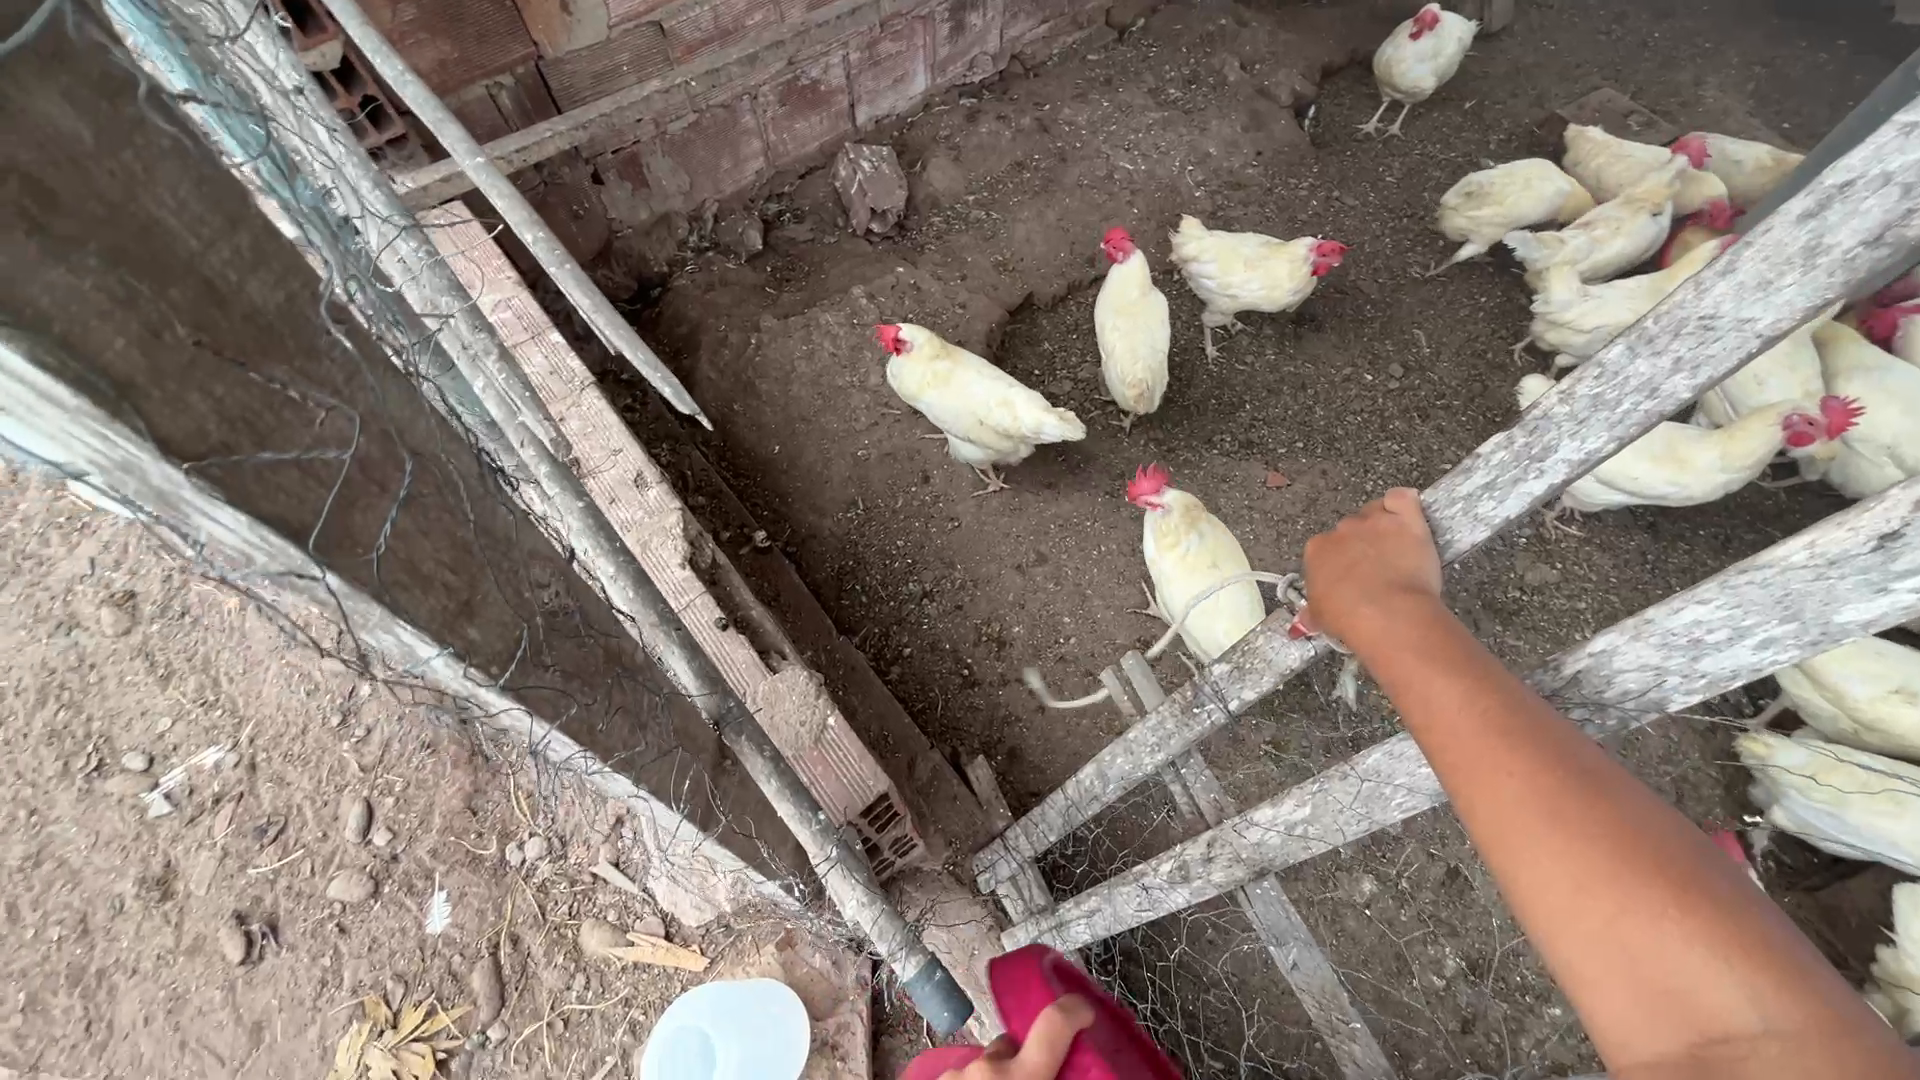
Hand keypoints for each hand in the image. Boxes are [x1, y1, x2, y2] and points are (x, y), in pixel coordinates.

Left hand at [939, 997, 1095, 1078]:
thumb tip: (1066, 1066)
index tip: (1084, 1009)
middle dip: (1019, 1061)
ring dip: (992, 1079)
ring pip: (981, 1066)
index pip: (1054, 1025)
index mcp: (1023, 1079)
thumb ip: (1061, 1077)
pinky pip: (960, 1079)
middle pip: (1008, 1047)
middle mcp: (986, 1070)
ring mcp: (954, 1076)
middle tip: (1031, 1078)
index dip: (1072, 1010)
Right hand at [1296, 488, 1442, 649]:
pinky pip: (1401, 497)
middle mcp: (1342, 531)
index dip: (1338, 561)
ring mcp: (1374, 523)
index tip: (1348, 575)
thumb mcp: (1321, 617)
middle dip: (1361, 543)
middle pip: (1350, 529)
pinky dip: (1403, 502)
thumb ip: (1312, 611)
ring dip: (1383, 523)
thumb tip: (1306, 619)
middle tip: (1375, 567)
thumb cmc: (1352, 617)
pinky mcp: (1405, 520)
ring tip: (1394, 546)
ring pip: (1375, 511)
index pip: (1325, 547)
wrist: (1389, 614)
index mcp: (1317, 550)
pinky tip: (1406, 513)